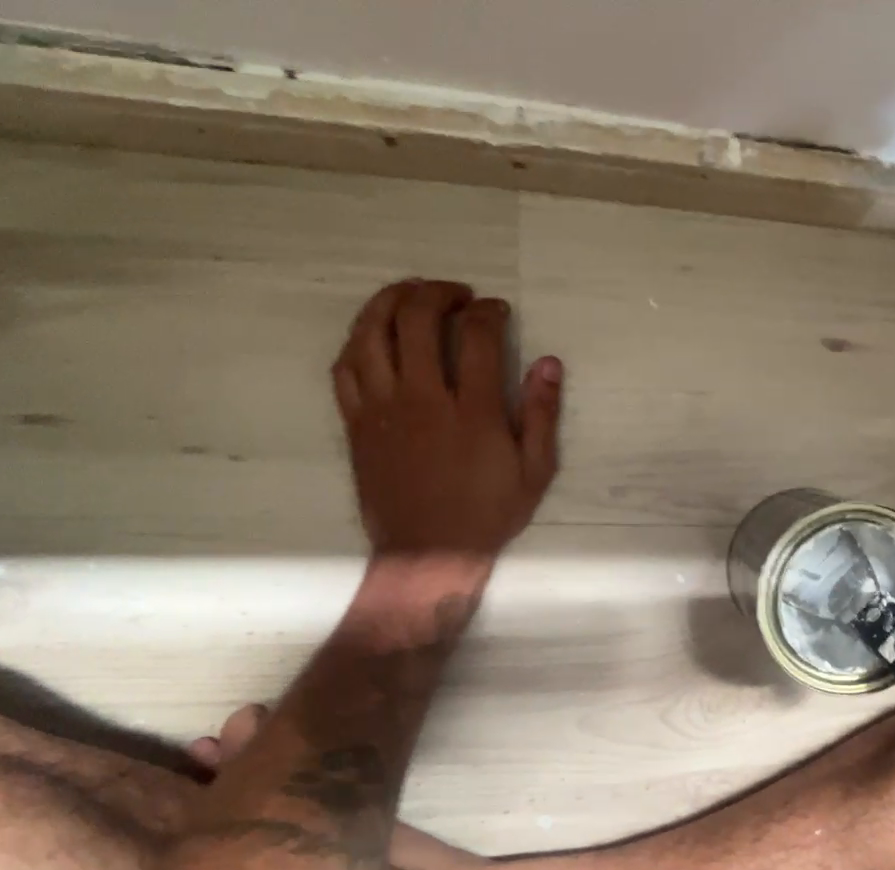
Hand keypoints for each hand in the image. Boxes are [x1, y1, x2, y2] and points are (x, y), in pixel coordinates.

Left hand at [332, 280, 561, 565]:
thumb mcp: (535, 471)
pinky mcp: (356, 422)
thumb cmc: (489, 513)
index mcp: (473, 411)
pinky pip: (345, 366)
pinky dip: (360, 339)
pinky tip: (376, 335)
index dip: (487, 311)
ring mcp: (382, 408)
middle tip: (457, 295)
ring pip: (371, 332)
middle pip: (416, 318)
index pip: (476, 336)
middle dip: (438, 293)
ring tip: (411, 294)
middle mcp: (422, 398)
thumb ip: (543, 414)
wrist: (427, 552)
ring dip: (390, 301)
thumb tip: (548, 362)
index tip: (497, 310)